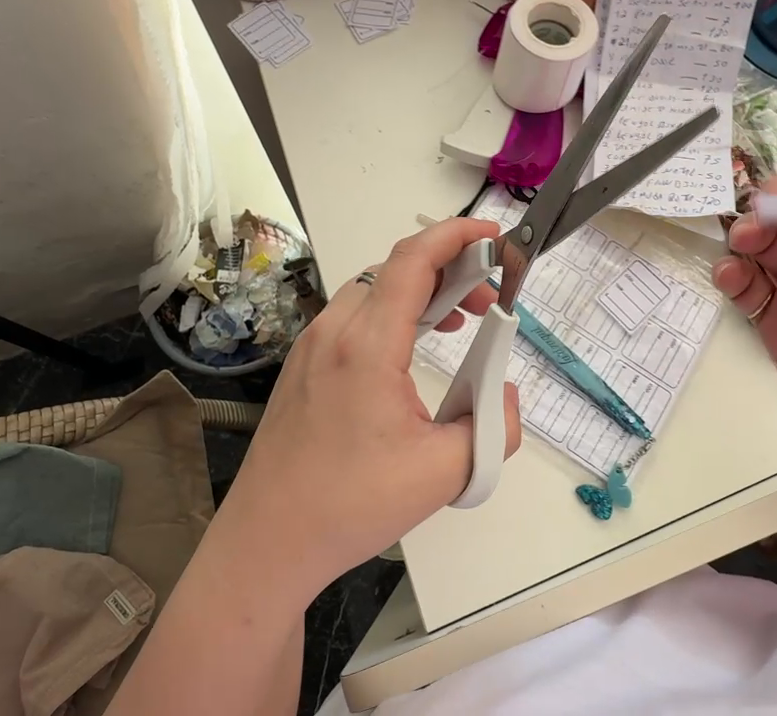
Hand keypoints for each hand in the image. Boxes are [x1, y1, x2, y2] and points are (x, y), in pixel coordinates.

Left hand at [215, 218, 521, 590]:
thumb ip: (496, 426)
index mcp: (367, 346)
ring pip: (374, 290)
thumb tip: (507, 394)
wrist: (268, 540)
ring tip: (460, 322)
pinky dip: (393, 313)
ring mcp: (312, 346)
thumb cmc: (352, 505)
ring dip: (421, 292)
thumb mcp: (445, 472)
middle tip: (489, 301)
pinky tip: (413, 348)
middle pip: (396, 269)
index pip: (414, 260)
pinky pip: (354, 315)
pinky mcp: (303, 365)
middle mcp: (334, 332)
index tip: (494, 236)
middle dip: (451, 270)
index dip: (458, 236)